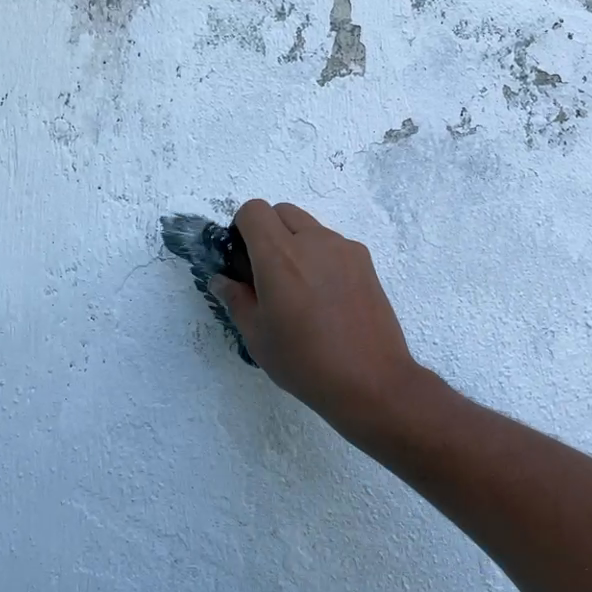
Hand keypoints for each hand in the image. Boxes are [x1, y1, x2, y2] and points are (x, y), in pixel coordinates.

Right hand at [211, 200, 422, 429]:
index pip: (253, 211)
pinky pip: (333, 245)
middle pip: (281, 211)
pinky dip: (320, 258)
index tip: (242, 260)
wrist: (370, 380)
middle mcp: (313, 242)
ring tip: (299, 290)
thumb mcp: (257, 336)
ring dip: (295, 244)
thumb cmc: (305, 362)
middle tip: (266, 274)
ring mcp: (344, 249)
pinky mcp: (364, 262)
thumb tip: (221, 280)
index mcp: (279, 257)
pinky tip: (325, 299)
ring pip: (309, 227)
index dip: (241, 230)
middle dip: (267, 233)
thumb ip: (236, 299)